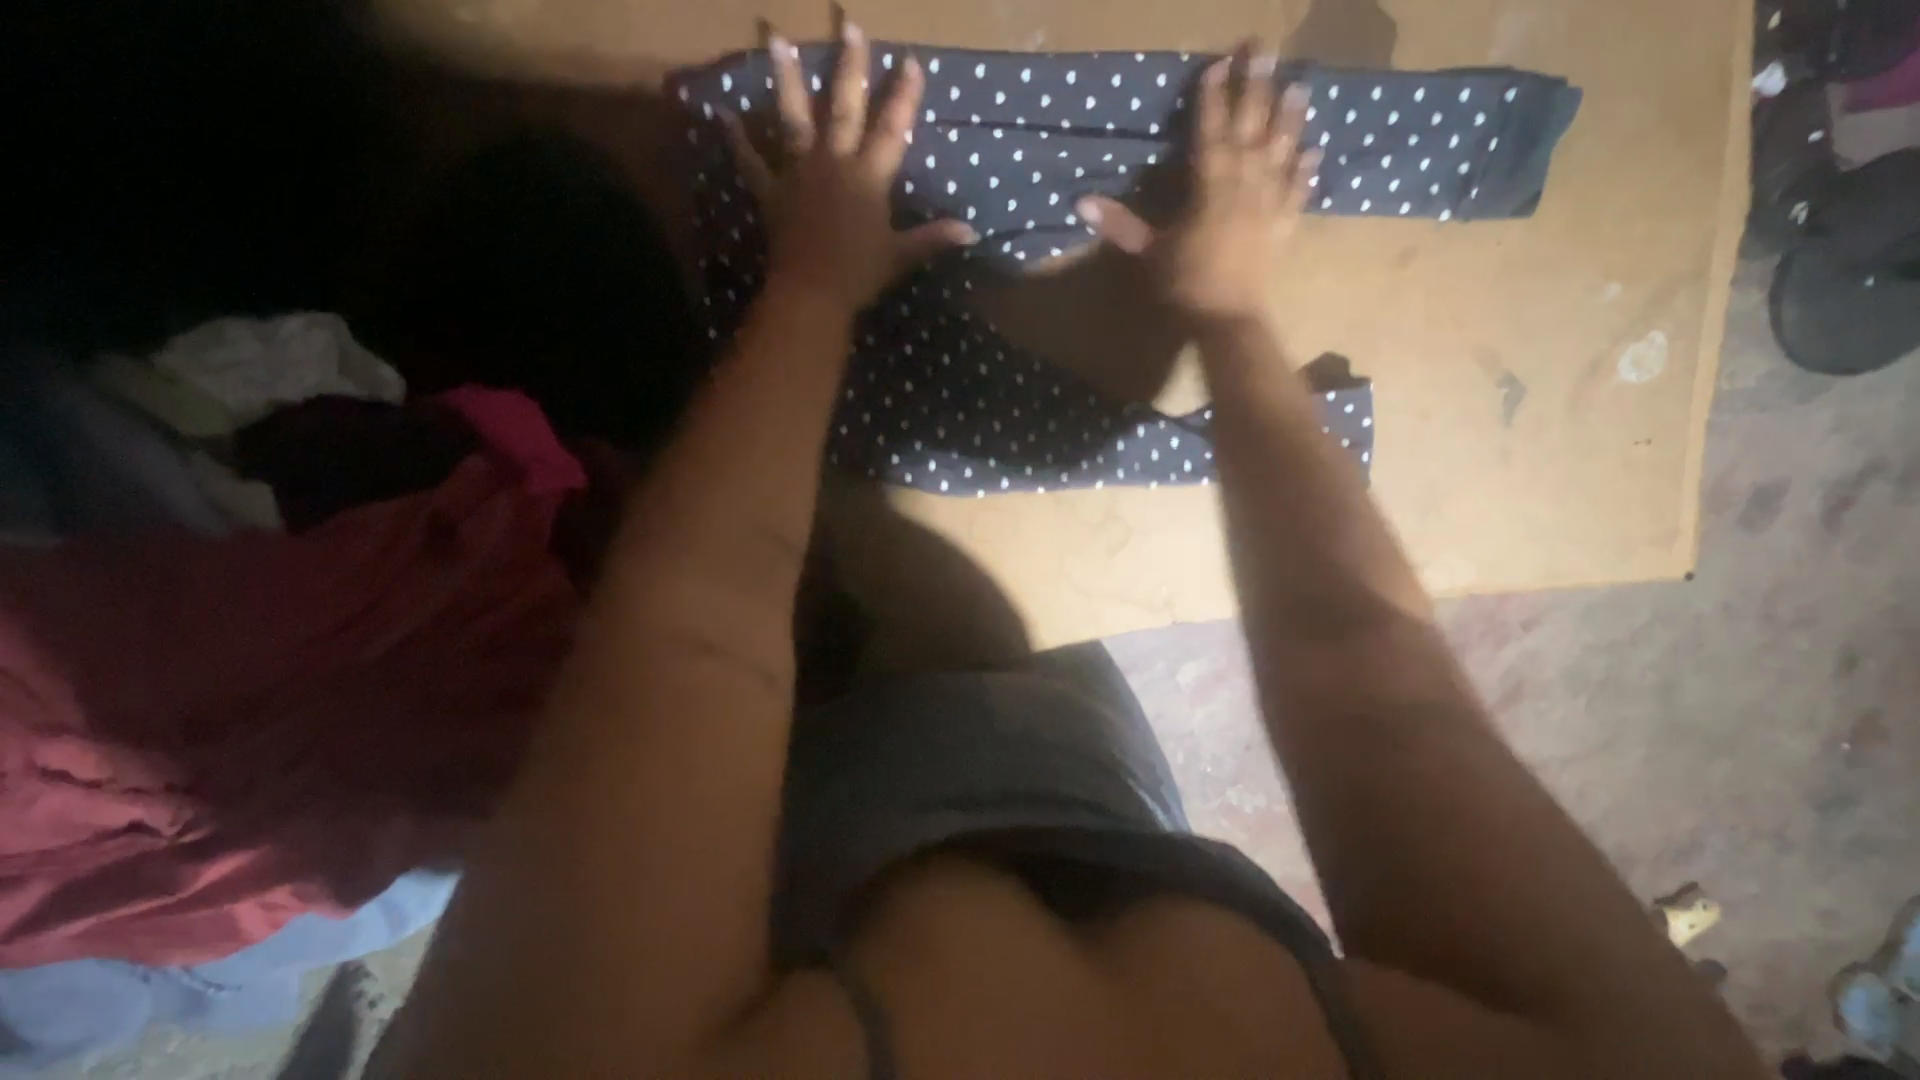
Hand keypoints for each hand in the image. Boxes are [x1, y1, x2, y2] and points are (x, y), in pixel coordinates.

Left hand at [722, 22, 977, 314]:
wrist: (811, 294)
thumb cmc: (859, 275)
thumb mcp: (901, 256)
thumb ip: (933, 238)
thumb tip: (971, 231)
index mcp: (869, 177)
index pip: (893, 128)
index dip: (904, 96)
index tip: (911, 61)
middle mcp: (834, 164)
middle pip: (843, 107)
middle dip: (850, 67)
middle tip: (849, 26)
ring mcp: (799, 174)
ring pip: (793, 118)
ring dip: (786, 79)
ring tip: (777, 40)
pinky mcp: (772, 193)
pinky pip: (752, 163)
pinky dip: (738, 140)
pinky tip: (724, 114)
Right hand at [1078, 50, 1319, 328]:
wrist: (1227, 321)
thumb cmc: (1184, 286)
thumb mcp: (1148, 253)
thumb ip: (1120, 224)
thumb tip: (1080, 202)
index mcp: (1209, 188)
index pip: (1209, 133)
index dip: (1211, 97)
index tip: (1216, 63)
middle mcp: (1244, 186)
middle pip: (1250, 128)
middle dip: (1255, 87)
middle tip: (1262, 48)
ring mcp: (1269, 204)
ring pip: (1281, 152)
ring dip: (1289, 117)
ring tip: (1299, 84)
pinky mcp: (1284, 227)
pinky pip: (1298, 191)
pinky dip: (1306, 170)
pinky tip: (1313, 151)